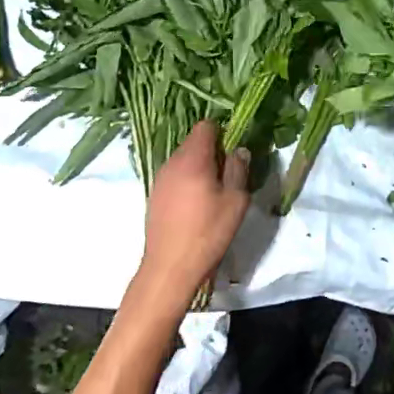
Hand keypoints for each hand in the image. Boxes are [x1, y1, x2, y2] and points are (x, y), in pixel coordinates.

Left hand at [132, 122, 249, 309]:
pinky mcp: (154, 194)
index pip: (205, 126)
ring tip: (214, 192)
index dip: (223, 132)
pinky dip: (187, 180)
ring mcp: (160, 178)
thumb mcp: (236, 201)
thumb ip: (238, 169)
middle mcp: (172, 162)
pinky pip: (175, 175)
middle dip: (212, 151)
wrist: (170, 267)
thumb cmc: (208, 232)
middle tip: (229, 174)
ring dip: (199, 166)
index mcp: (193, 158)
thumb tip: (239, 150)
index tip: (234, 150)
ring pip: (184, 159)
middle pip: (193, 142)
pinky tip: (196, 204)